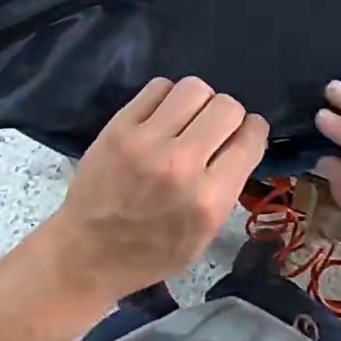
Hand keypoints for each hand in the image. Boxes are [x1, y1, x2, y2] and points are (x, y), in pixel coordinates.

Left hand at [31, 76, 268, 311]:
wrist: (87, 252)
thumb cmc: (151, 252)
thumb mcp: (204, 236)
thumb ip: (228, 188)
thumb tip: (240, 142)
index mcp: (209, 200)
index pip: (250, 139)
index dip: (254, 131)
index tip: (245, 133)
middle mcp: (181, 165)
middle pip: (226, 107)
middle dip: (229, 115)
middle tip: (215, 129)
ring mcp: (146, 142)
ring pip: (194, 88)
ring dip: (199, 101)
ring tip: (188, 119)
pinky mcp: (118, 128)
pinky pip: (157, 87)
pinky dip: (167, 97)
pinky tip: (162, 115)